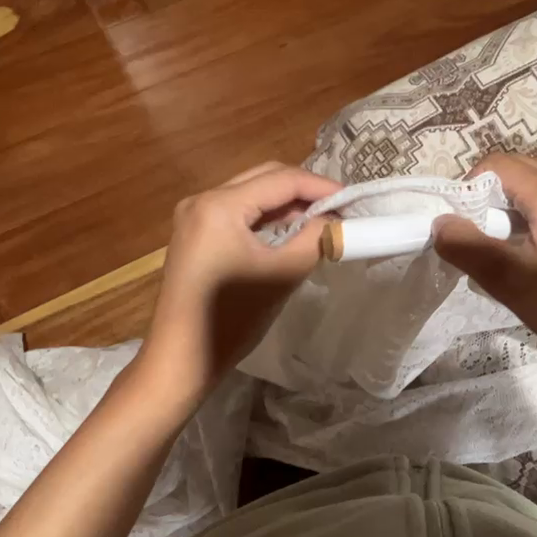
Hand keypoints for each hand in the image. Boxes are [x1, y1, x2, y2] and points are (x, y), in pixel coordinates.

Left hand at [140, 163, 340, 394]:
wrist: (182, 359)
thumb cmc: (232, 317)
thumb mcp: (283, 274)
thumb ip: (316, 239)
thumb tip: (337, 222)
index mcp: (220, 205)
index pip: (282, 180)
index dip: (322, 187)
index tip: (354, 201)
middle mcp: (202, 200)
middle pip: (264, 178)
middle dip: (304, 190)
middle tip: (340, 208)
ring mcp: (194, 217)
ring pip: (252, 193)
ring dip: (287, 204)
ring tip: (322, 220)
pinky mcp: (195, 235)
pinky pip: (239, 213)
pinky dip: (267, 217)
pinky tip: (291, 231)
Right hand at [432, 146, 536, 396]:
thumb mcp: (512, 284)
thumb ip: (469, 249)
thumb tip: (440, 223)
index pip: (499, 165)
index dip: (471, 187)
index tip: (460, 225)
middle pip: (527, 164)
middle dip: (495, 189)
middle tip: (481, 235)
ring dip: (533, 183)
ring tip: (518, 225)